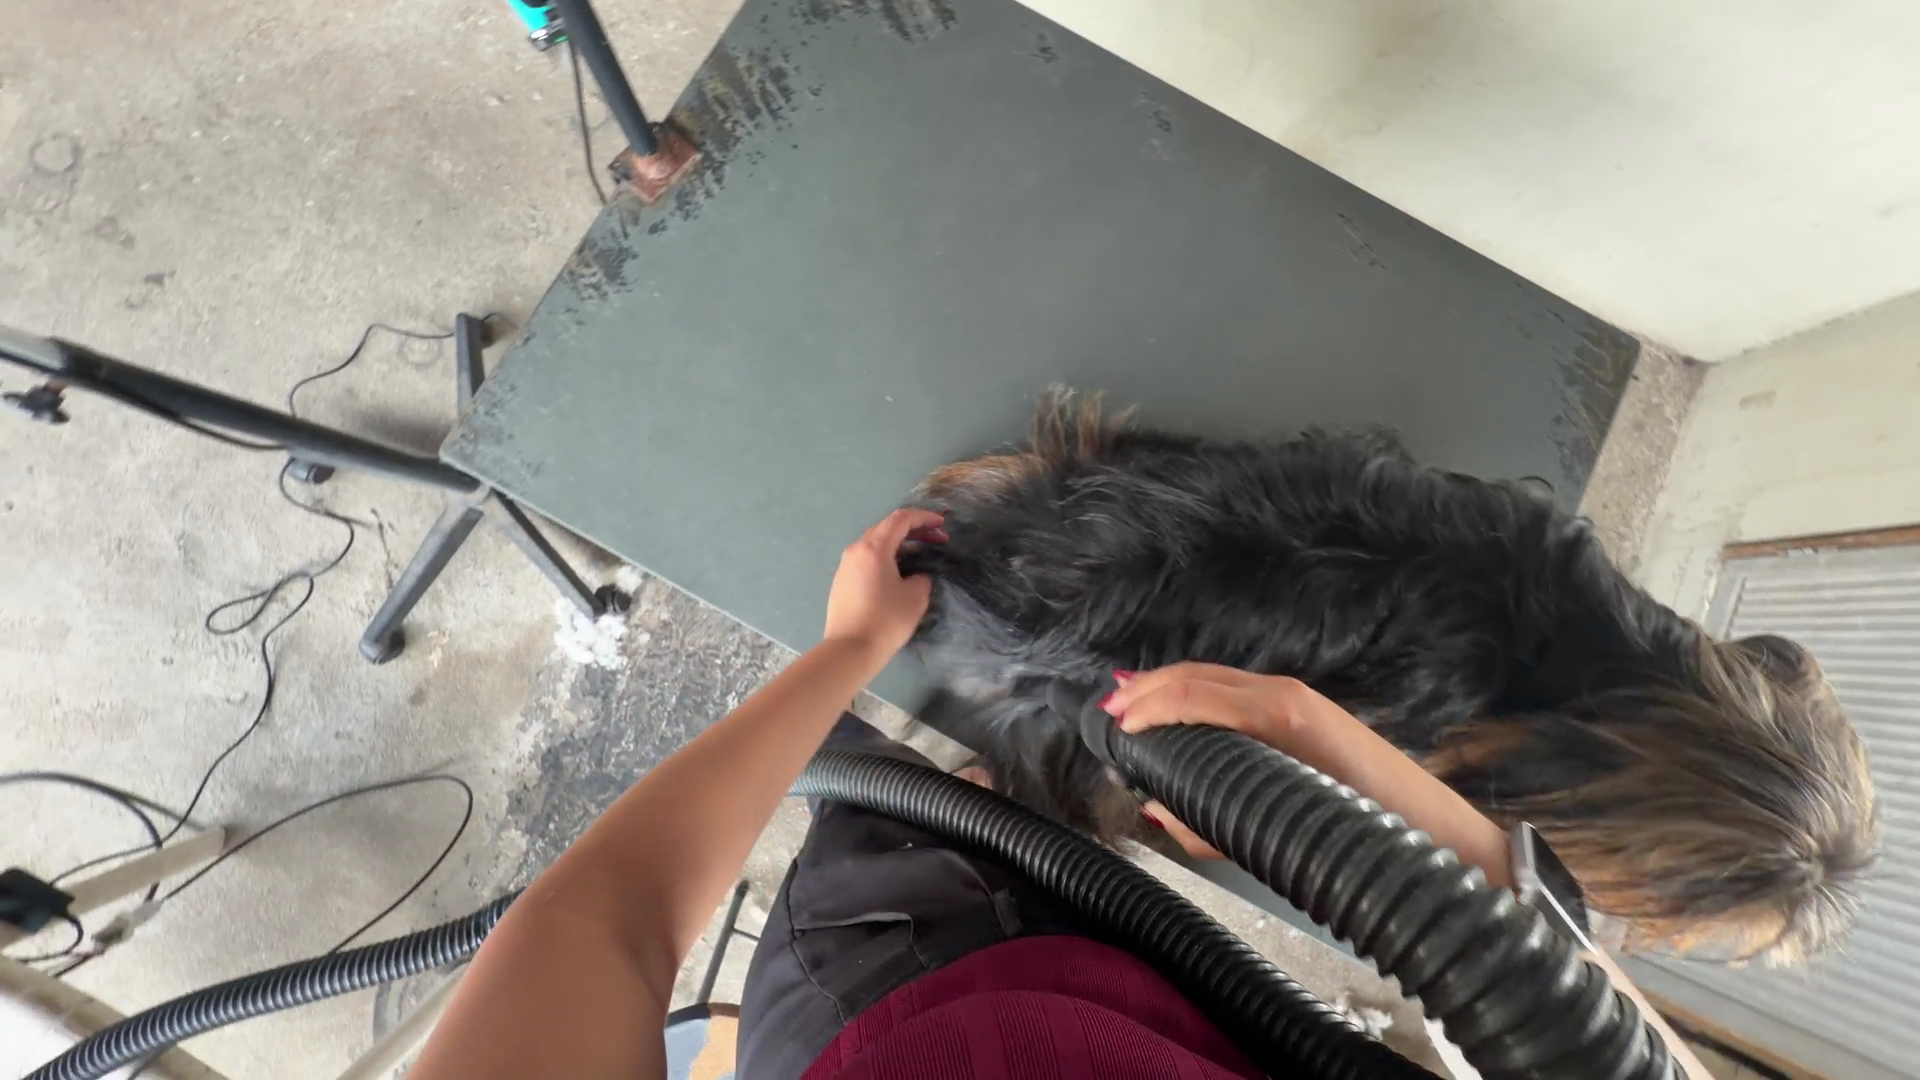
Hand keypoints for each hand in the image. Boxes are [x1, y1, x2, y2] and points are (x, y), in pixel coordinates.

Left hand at [822, 508, 944, 664]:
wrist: (849, 650)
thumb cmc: (885, 620)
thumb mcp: (915, 597)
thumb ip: (920, 578)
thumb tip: (914, 577)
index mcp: (874, 548)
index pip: (901, 520)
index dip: (924, 518)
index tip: (942, 525)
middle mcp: (856, 550)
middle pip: (886, 528)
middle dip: (913, 529)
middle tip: (935, 538)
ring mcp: (846, 566)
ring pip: (875, 543)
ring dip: (899, 543)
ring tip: (919, 554)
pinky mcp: (842, 582)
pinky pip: (867, 559)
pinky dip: (886, 557)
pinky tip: (897, 571)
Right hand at [1104, 663, 1513, 884]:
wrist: (1435, 830)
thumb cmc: (1364, 830)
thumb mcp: (1282, 835)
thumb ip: (1212, 826)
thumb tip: (1157, 810)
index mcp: (1278, 714)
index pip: (1192, 693)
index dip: (1147, 707)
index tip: (1117, 727)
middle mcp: (1280, 691)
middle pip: (1195, 672)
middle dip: (1145, 686)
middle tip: (1108, 709)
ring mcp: (1291, 692)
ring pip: (1209, 673)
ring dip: (1165, 684)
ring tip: (1130, 703)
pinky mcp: (1297, 702)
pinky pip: (1228, 686)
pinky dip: (1191, 691)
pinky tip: (1175, 706)